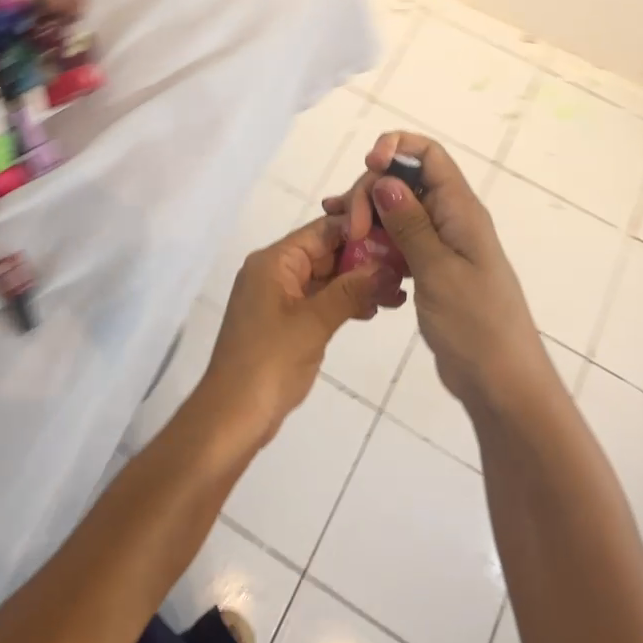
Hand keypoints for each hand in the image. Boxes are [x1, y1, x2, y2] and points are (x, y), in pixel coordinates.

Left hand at [197, 216, 380, 440]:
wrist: (234, 414)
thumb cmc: (269, 361)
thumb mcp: (314, 323)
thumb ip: (351, 291)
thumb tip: (389, 266)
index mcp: (273, 262)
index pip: (322, 231)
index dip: (360, 229)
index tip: (400, 234)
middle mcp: (274, 272)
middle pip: (325, 252)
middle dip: (364, 259)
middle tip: (408, 266)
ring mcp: (278, 298)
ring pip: (325, 279)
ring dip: (359, 283)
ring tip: (399, 292)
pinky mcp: (285, 322)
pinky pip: (319, 301)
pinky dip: (345, 303)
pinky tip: (375, 310)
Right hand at [322, 133, 546, 408]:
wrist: (501, 381)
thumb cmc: (476, 325)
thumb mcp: (438, 271)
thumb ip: (410, 224)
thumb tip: (386, 180)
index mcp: (460, 211)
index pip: (429, 154)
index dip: (396, 147)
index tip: (367, 167)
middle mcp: (451, 219)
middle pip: (405, 180)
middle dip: (371, 191)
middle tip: (351, 229)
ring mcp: (441, 245)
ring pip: (397, 211)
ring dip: (367, 215)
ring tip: (338, 230)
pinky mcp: (430, 269)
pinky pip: (398, 241)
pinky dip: (375, 240)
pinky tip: (350, 250)